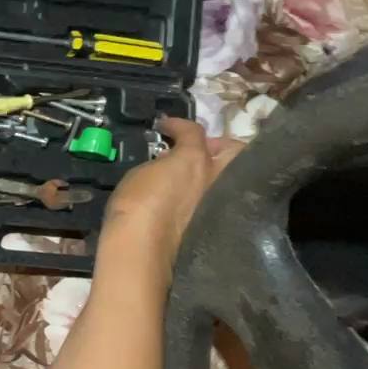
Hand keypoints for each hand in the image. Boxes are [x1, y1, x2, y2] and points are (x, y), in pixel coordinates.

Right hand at [100, 117, 242, 277]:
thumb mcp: (140, 173)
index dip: (178, 124)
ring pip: (230, 175)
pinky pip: (218, 198)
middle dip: (219, 145)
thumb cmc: (134, 203)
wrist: (141, 244)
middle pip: (234, 149)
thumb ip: (160, 163)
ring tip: (195, 174)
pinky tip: (192, 197)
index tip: (166, 126)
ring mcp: (220, 199)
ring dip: (216, 170)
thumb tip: (169, 162)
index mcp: (195, 158)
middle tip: (198, 150)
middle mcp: (216, 175)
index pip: (192, 131)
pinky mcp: (216, 221)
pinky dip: (209, 193)